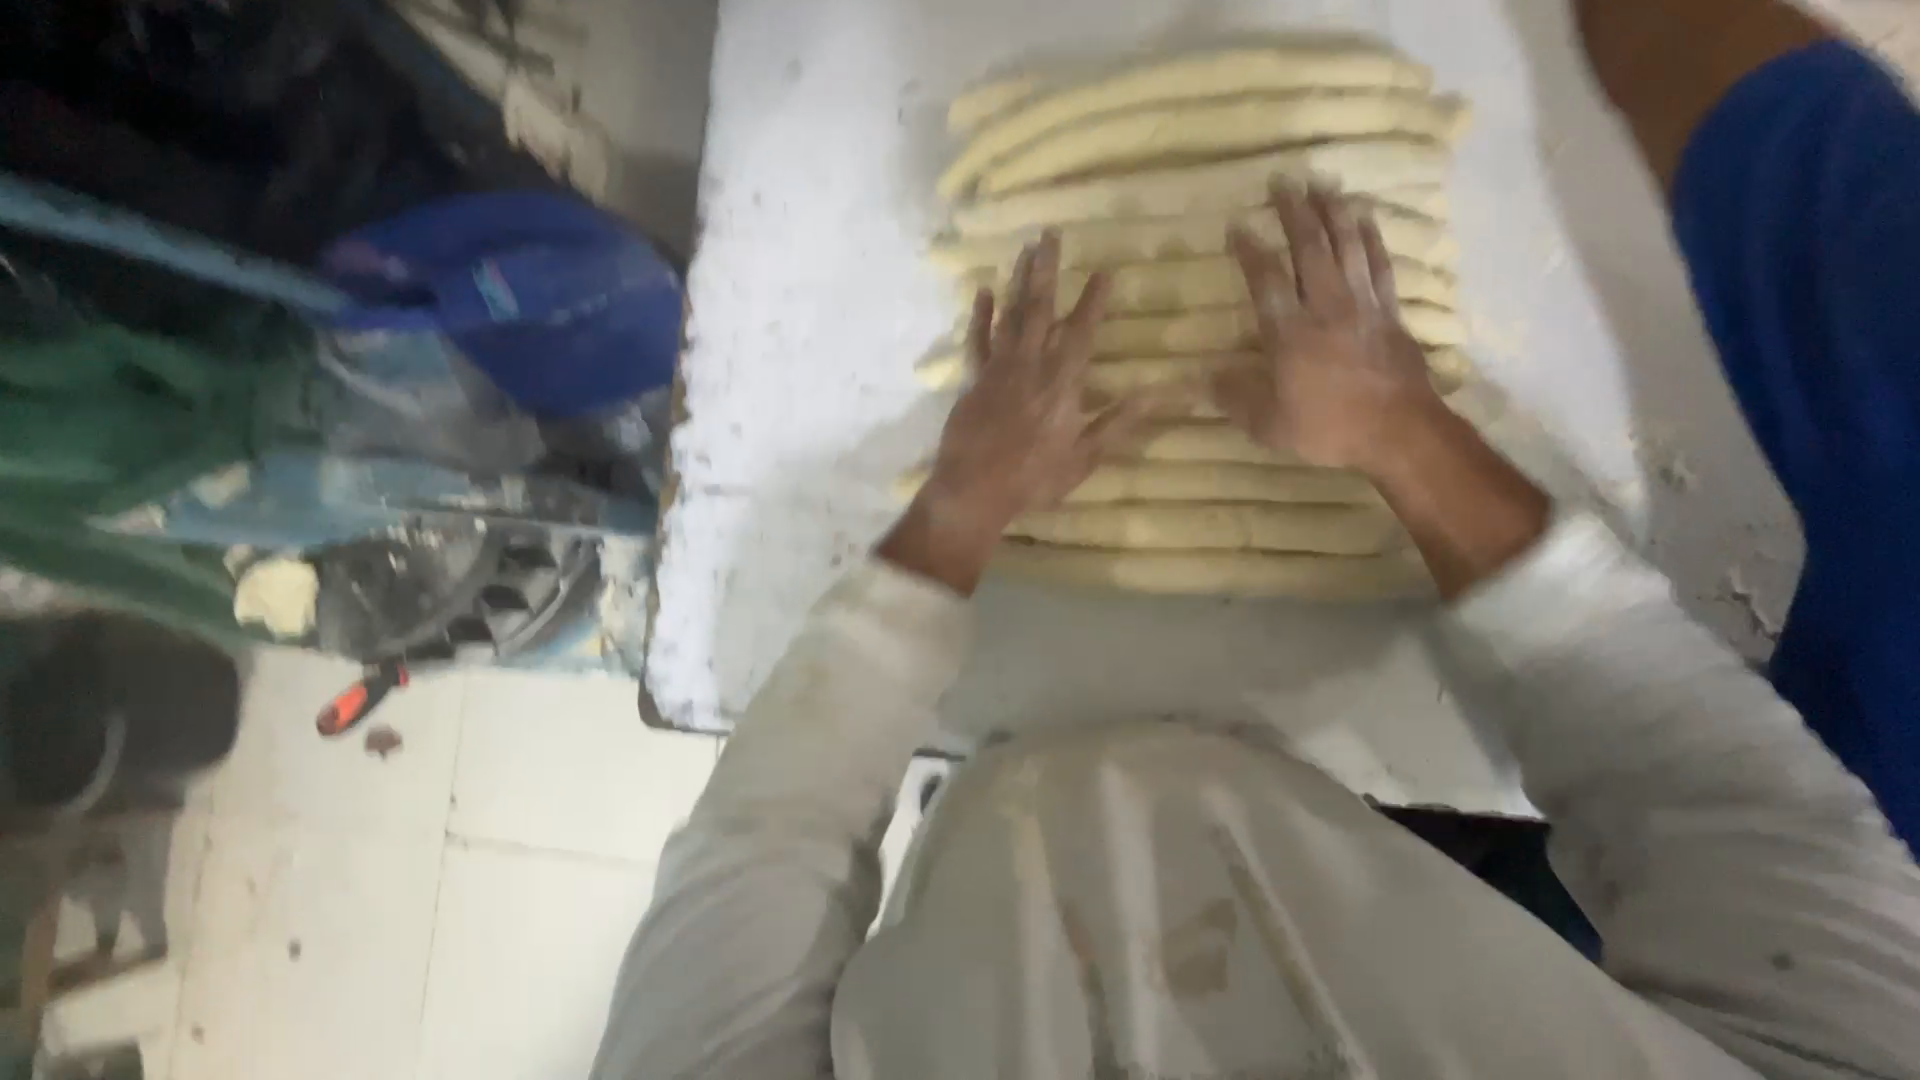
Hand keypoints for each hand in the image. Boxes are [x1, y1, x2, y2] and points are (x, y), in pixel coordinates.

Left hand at [879, 230, 1152, 593]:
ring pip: (1010, 316)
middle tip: (1050, 233)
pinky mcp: (973, 381)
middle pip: (1040, 310)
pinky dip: (981, 315)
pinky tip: (983, 291)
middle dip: (1048, 270)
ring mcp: (998, 371)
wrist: (973, 490)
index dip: (1093, 301)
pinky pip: (977, 341)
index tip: (1104, 269)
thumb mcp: (1084, 457)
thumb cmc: (1033, 479)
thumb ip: (1118, 422)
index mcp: (1062, 384)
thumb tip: (1159, 393)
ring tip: (1026, 249)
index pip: (1082, 332)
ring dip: (1019, 282)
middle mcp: (1030, 366)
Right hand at [1211, 184, 1445, 477]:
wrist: (1397, 432)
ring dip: (1333, 211)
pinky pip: (1379, 264)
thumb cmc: (1326, 428)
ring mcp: (1362, 305)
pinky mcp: (1389, 312)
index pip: (1265, 280)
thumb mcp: (1267, 423)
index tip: (1237, 224)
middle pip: (1309, 249)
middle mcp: (1325, 307)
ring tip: (1322, 183)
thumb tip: (1204, 376)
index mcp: (1289, 333)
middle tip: (1282, 180)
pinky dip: (1371, 237)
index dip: (1250, 249)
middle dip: (1293, 212)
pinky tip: (1365, 217)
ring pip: (1346, 247)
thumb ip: (1234, 397)